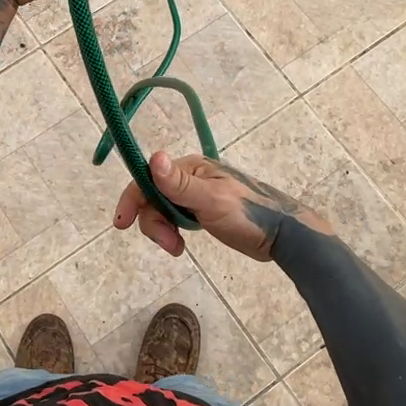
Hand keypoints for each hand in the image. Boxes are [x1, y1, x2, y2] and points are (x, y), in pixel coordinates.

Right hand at [113, 152, 333, 260]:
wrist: (283, 236)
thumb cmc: (249, 215)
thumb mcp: (211, 200)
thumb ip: (179, 184)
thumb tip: (154, 157)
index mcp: (190, 167)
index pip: (148, 179)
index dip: (131, 199)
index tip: (122, 224)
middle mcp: (189, 177)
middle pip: (152, 198)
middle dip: (153, 223)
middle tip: (169, 245)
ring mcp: (195, 195)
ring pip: (161, 211)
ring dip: (162, 230)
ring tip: (177, 249)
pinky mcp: (202, 212)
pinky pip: (174, 219)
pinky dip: (172, 233)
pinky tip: (181, 246)